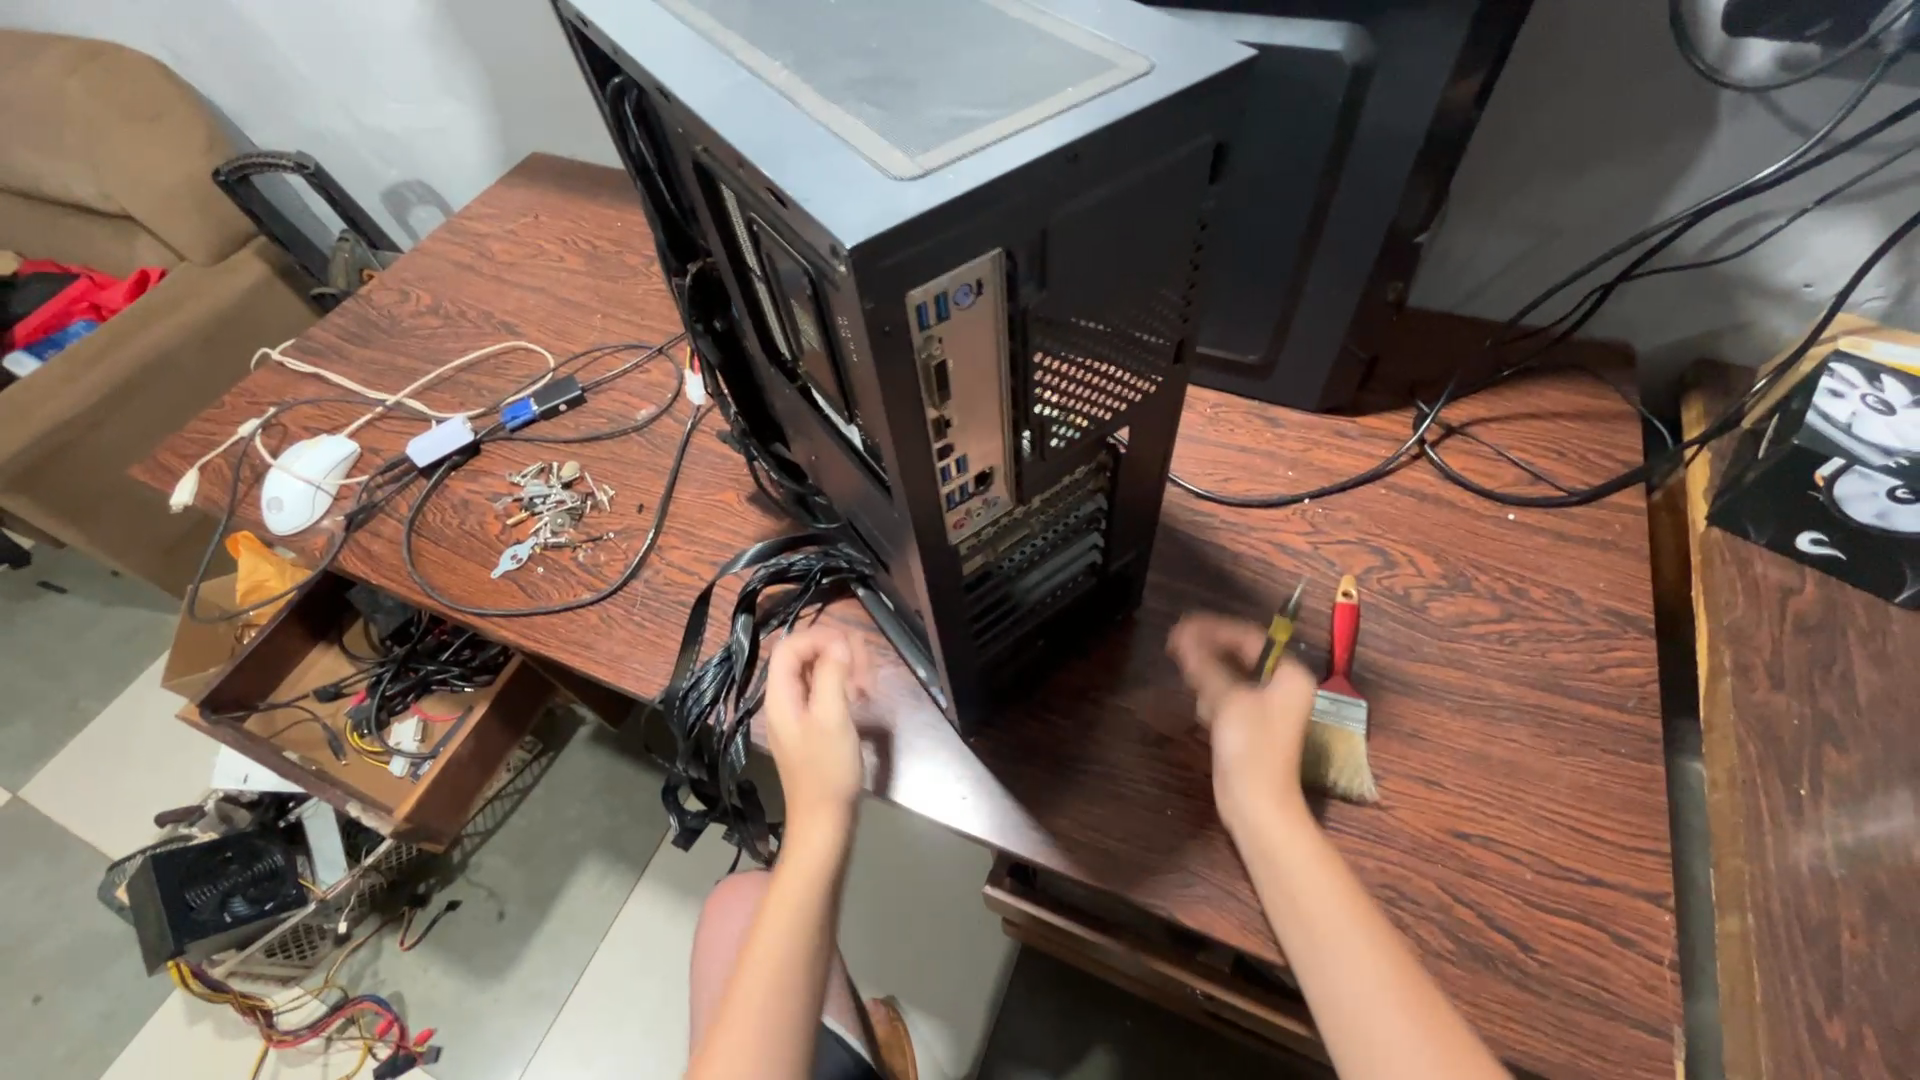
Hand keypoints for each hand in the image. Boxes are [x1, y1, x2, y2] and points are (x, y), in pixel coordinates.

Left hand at [763, 627, 867, 841]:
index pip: (790, 645)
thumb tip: (840, 642)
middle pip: (806, 654)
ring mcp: (799, 712)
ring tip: (866, 689)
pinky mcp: (814, 723)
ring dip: (845, 669)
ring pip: (819, 670)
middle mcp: (785, 699)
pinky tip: (860, 700)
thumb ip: (832, 674)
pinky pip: (826, 690)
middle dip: (837, 653)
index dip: (821, 638)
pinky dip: (845, 686)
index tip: (852, 650)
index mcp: (781, 695)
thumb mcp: (832, 717)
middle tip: (865, 673)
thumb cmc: (827, 770)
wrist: (824, 820)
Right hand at [1167, 613, 1318, 835]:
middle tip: (1173, 642)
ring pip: (1228, 674)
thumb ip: (1204, 664)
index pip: (1249, 638)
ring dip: (1206, 672)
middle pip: (1238, 654)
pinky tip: (1199, 703)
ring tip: (1183, 669)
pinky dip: (1209, 693)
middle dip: (1207, 649)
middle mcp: (1281, 686)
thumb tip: (1181, 635)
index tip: (1181, 626)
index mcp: (1289, 675)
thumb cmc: (1251, 748)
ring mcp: (1265, 706)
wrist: (1257, 804)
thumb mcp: (1228, 699)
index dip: (1213, 629)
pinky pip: (1225, 695)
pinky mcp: (1248, 724)